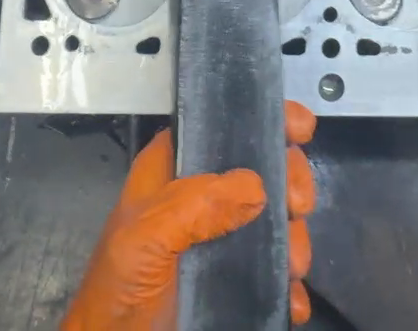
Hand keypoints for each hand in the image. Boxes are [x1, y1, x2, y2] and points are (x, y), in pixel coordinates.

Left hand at [63, 101, 316, 330]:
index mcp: (175, 172)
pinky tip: (291, 297)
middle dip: (291, 182)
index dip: (261, 119)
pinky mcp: (235, 283)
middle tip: (298, 206)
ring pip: (276, 221)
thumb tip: (257, 186)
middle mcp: (202, 199)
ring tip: (292, 264)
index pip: (221, 127)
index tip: (299, 128)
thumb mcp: (144, 236)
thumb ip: (195, 205)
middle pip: (261, 169)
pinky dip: (291, 285)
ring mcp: (221, 242)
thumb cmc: (119, 290)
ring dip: (294, 238)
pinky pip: (276, 274)